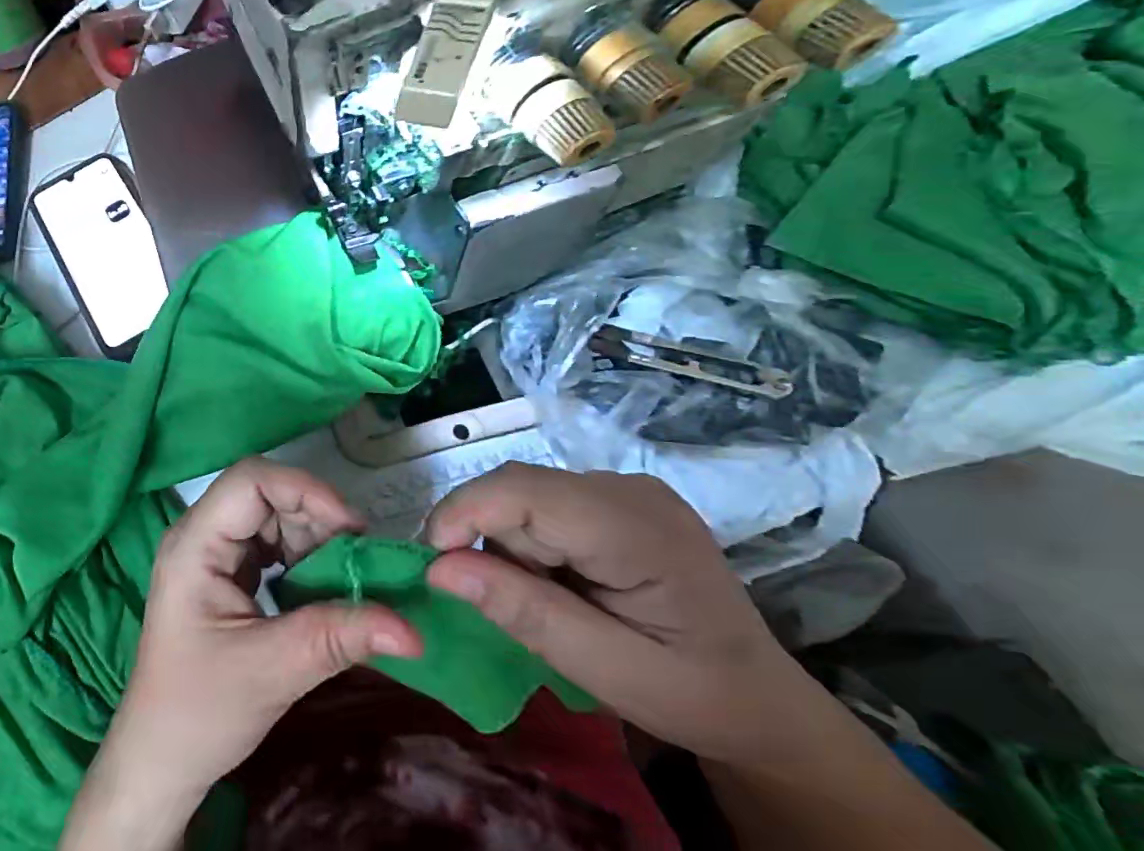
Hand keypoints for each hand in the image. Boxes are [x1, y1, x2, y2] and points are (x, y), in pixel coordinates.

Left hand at [60, 459, 420, 850]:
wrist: (161, 758)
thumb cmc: (199, 712)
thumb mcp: (272, 671)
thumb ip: (337, 638)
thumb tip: (412, 629)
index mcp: (194, 544)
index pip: (251, 481)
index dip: (305, 490)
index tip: (353, 530)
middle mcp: (199, 536)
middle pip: (265, 494)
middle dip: (317, 517)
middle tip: (361, 558)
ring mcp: (212, 554)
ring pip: (272, 517)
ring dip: (315, 538)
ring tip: (349, 576)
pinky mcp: (226, 575)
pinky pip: (271, 545)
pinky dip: (304, 557)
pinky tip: (325, 586)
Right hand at [421, 463, 837, 769]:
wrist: (760, 700)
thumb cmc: (692, 694)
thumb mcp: (607, 670)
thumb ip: (524, 614)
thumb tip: (439, 569)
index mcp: (637, 527)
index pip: (522, 490)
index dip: (462, 514)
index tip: (429, 567)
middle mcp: (626, 488)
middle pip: (516, 490)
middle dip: (483, 540)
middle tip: (486, 601)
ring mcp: (621, 488)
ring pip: (520, 496)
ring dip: (504, 545)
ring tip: (538, 601)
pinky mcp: (611, 499)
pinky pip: (538, 505)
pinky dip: (523, 543)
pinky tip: (553, 583)